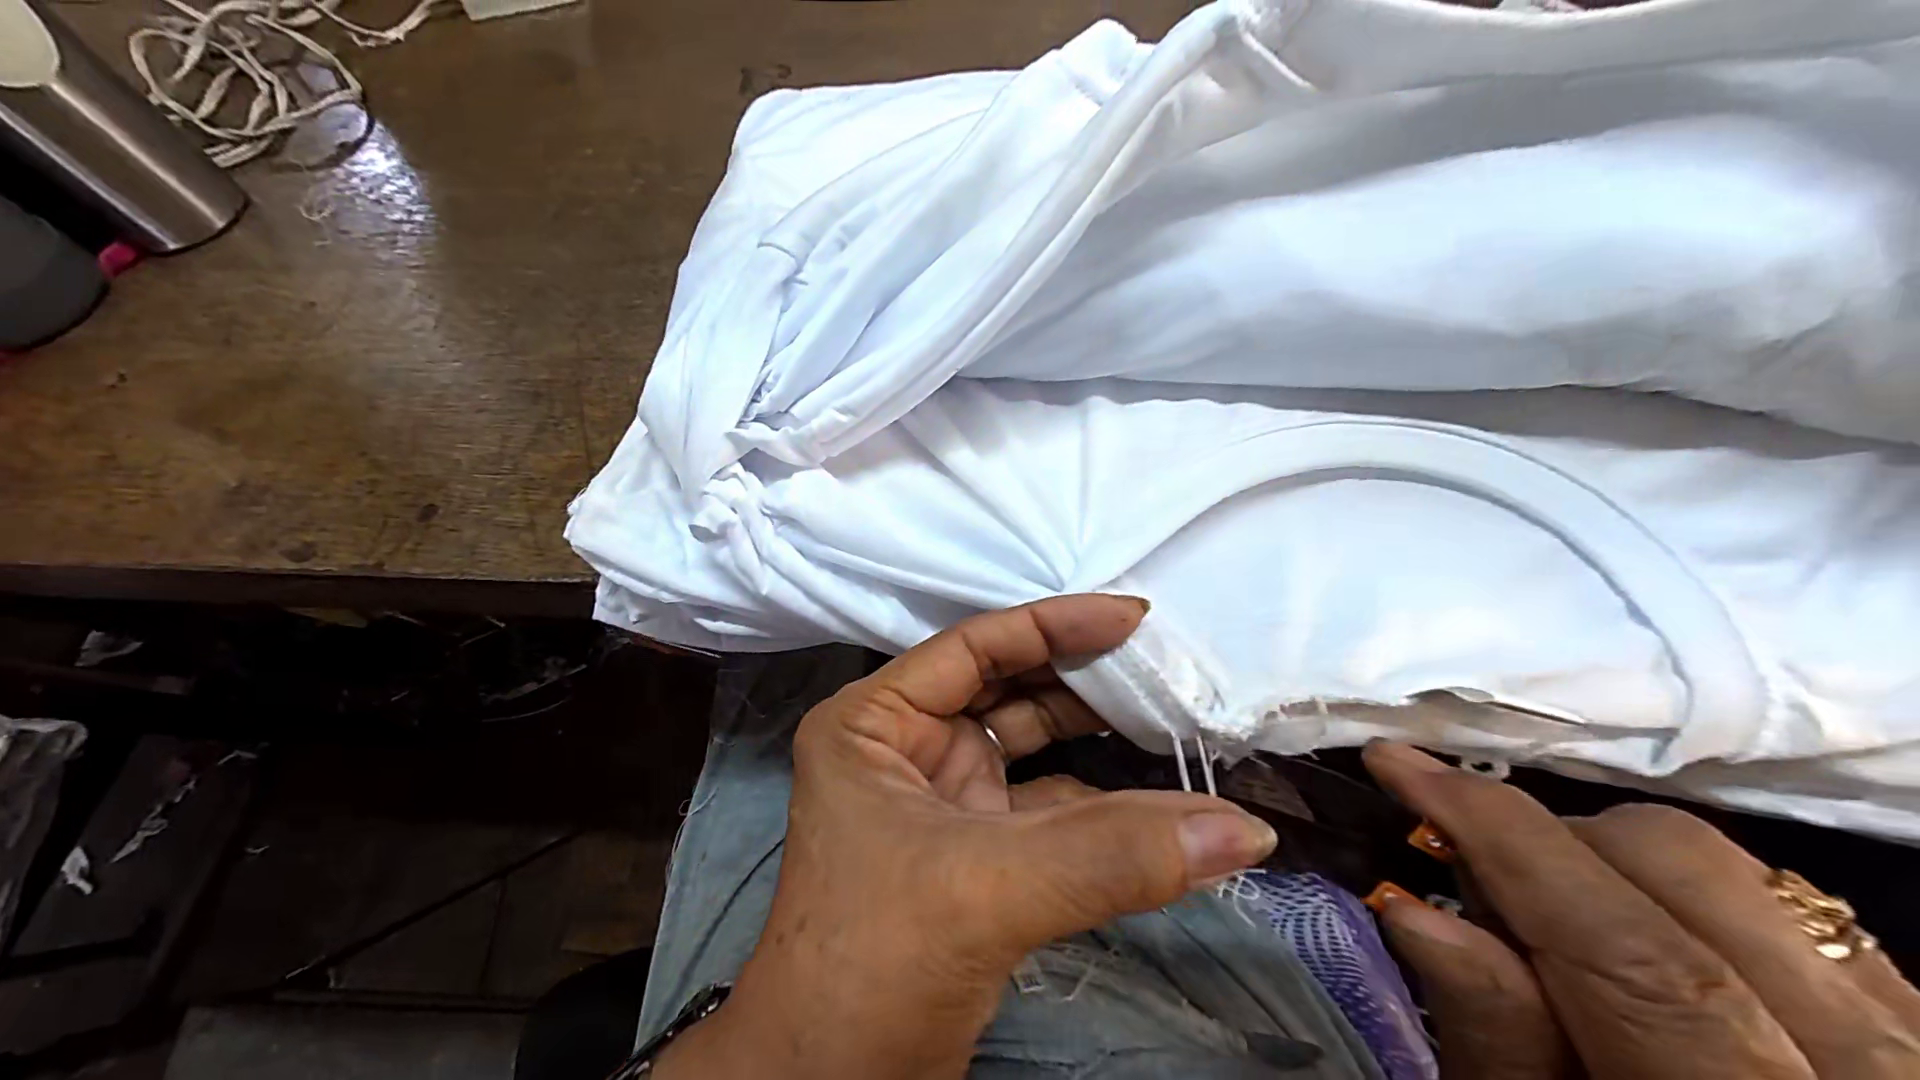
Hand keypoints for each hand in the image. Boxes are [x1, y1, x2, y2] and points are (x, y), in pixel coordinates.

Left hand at [657, 595, 1277, 1079]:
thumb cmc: (871, 962)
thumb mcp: (986, 889)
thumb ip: (1113, 855)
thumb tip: (1241, 830)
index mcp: (873, 721)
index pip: (974, 647)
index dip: (1054, 625)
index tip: (1134, 617)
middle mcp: (906, 746)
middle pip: (1007, 688)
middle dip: (1083, 677)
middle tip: (1164, 665)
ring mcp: (944, 797)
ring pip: (1033, 745)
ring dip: (1099, 736)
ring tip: (1175, 716)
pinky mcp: (977, 849)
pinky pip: (1051, 807)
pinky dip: (1106, 806)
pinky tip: (1165, 804)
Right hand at [1364, 742, 1919, 1078]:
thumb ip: (1493, 1040)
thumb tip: (1412, 911)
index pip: (1624, 951)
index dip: (1498, 836)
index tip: (1398, 765)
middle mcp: (1879, 1073)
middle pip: (1683, 870)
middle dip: (1541, 838)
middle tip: (1470, 875)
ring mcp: (1917, 1037)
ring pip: (1736, 867)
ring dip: (1601, 857)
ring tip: (1549, 910)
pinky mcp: (1916, 1017)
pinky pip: (1782, 898)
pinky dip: (1673, 885)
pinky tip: (1630, 925)